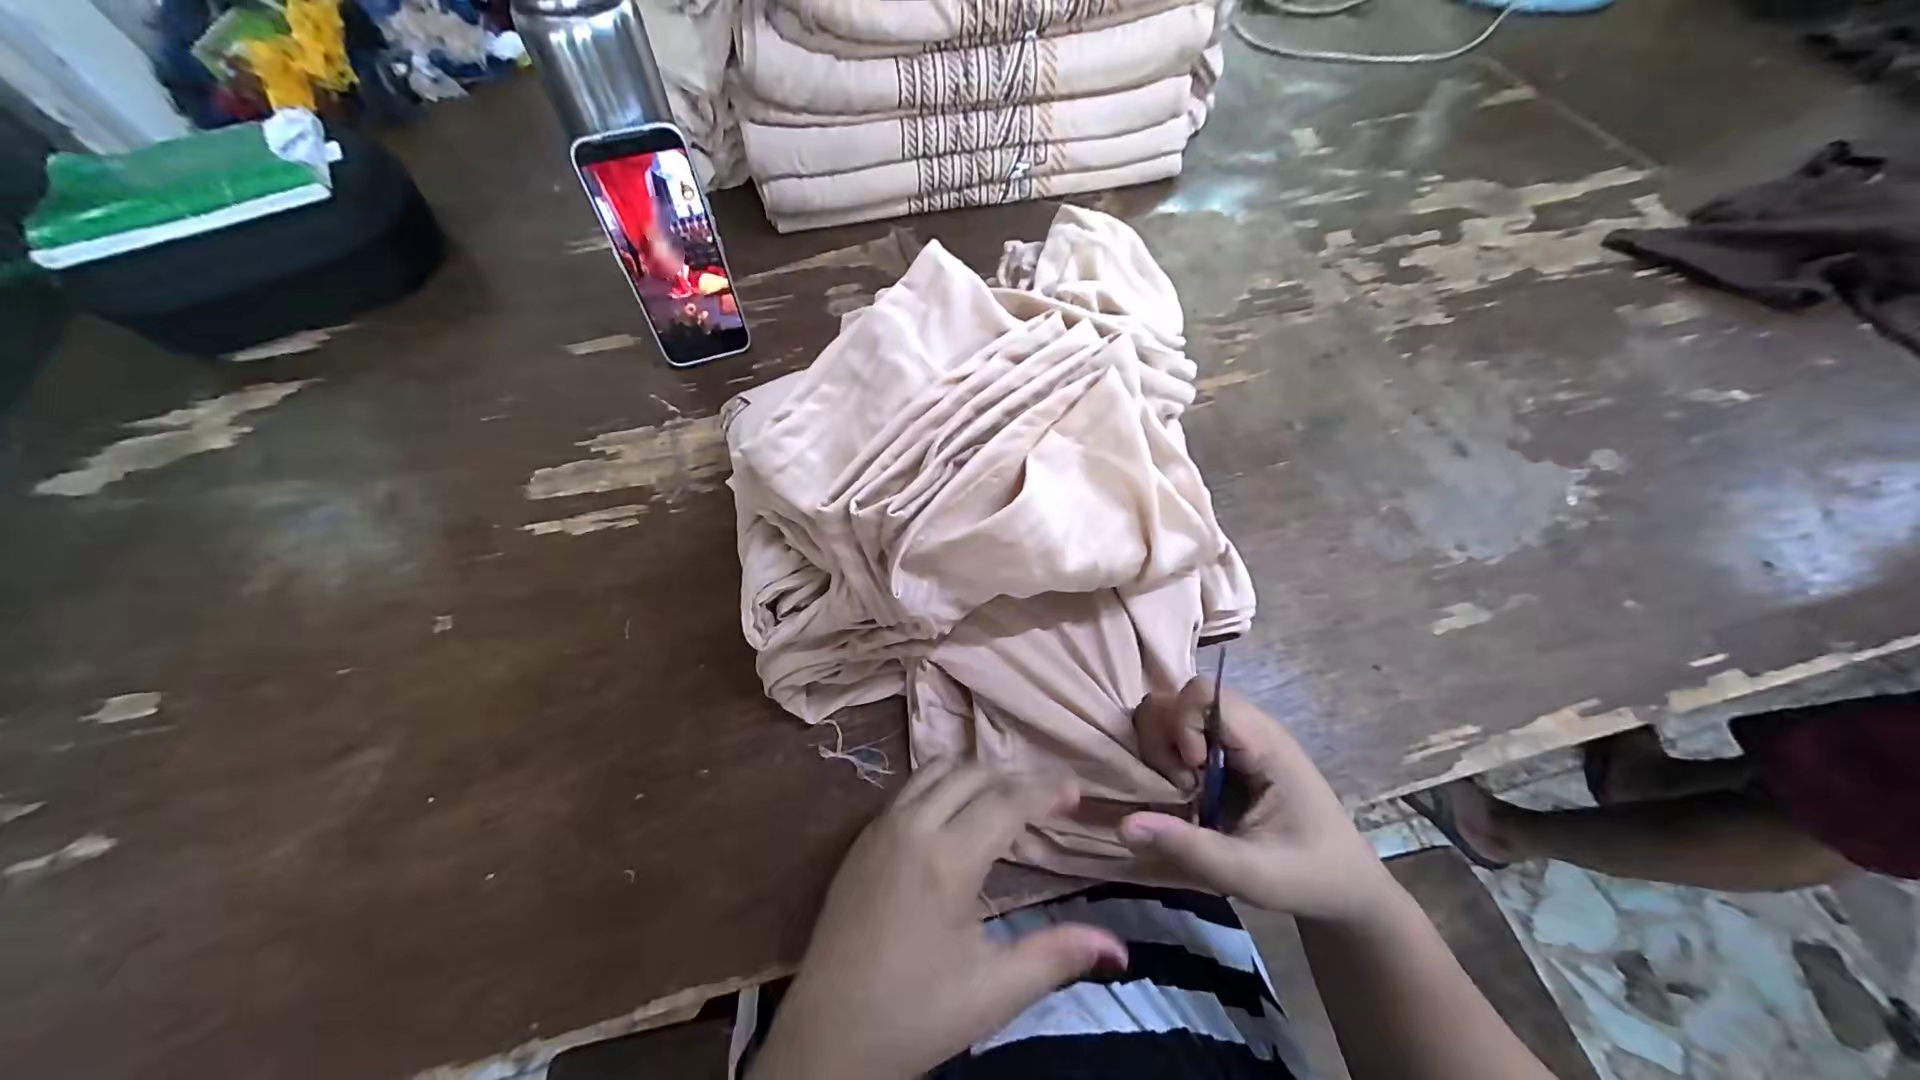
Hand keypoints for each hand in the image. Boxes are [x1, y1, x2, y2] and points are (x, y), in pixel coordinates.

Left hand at [751, 764, 1128, 1079]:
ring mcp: (880, 827)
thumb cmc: (915, 1015)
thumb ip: (1057, 956)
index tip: (1075, 789)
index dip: (1045, 789)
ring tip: (1004, 796)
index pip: (1006, 801)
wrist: (826, 1036)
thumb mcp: (993, 992)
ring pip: (935, 770)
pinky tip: (954, 811)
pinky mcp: (860, 839)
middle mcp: (912, 827)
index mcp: (947, 860)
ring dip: (974, 773)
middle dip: (1014, 777)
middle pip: (972, 774)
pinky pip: (908, 788)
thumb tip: (1120, 948)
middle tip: (1046, 796)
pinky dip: (941, 783)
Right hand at [1120, 678, 1402, 926]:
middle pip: (1180, 698)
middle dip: (1163, 737)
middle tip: (1181, 786)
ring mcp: (1233, 742)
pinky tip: (1183, 793)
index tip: (1190, 772)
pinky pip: (1178, 735)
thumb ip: (1188, 847)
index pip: (1205, 693)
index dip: (1182, 723)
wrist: (1345, 890)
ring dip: (1161, 747)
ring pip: (1172, 713)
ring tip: (1181, 791)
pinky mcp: (1222, 756)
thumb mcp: (1250, 873)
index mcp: (1264, 743)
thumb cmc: (1307, 876)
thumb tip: (1123, 826)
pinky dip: (1166, 757)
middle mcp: (1245, 730)